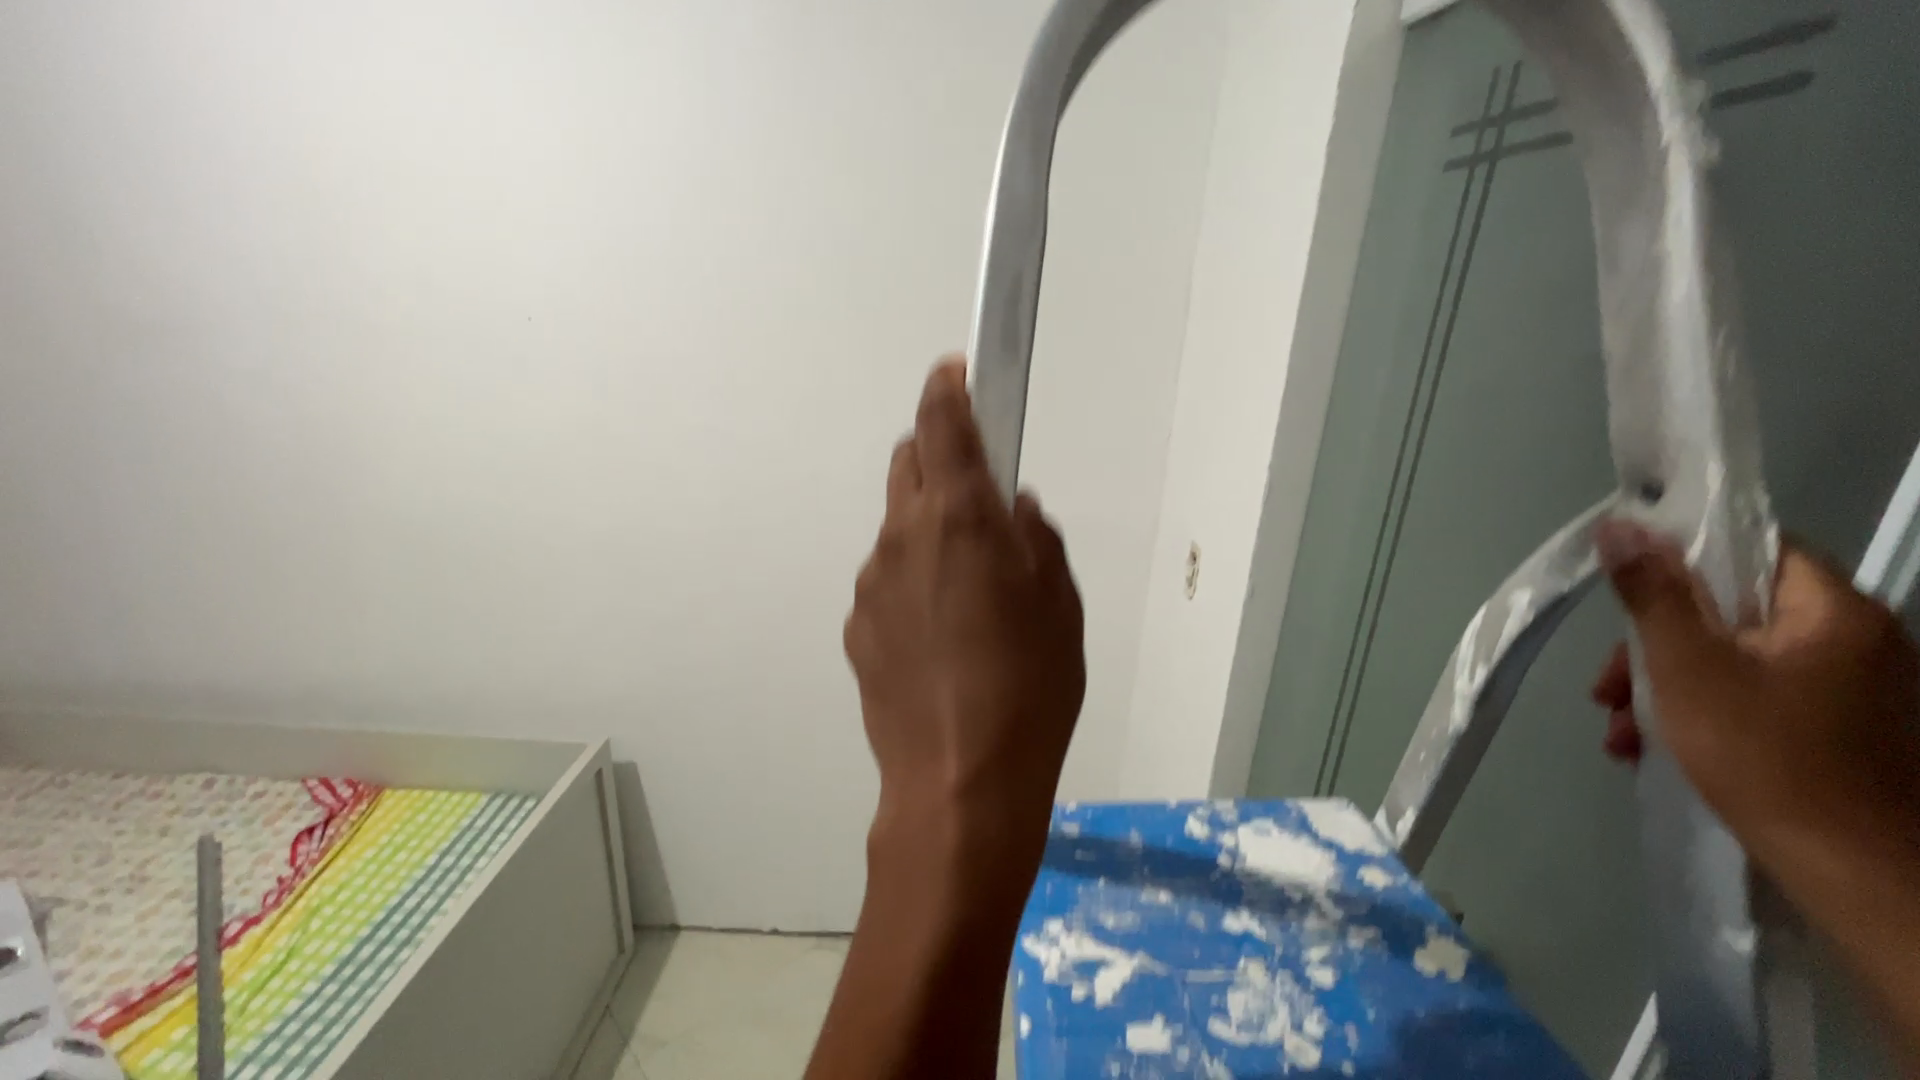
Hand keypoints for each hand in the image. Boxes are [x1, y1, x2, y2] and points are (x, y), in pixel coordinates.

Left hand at [844, 358, 1084, 881]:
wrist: (959, 783)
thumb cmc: (1030, 689)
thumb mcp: (1062, 607)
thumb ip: (1037, 540)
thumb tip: (1013, 509)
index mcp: (960, 518)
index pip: (942, 423)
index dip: (948, 388)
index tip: (957, 371)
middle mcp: (903, 537)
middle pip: (908, 465)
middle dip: (938, 460)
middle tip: (975, 499)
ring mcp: (871, 584)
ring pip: (897, 530)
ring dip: (927, 534)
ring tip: (966, 596)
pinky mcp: (856, 628)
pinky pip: (886, 583)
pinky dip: (911, 585)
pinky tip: (940, 641)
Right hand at [1591, 521, 1919, 857]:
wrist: (1861, 874)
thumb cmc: (1767, 757)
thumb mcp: (1688, 668)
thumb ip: (1653, 594)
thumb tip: (1620, 524)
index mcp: (1834, 611)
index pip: (1754, 547)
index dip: (1684, 558)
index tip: (1628, 590)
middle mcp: (1859, 639)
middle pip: (1736, 612)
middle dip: (1656, 645)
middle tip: (1607, 687)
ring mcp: (1857, 689)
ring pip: (1738, 660)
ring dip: (1668, 685)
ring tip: (1620, 731)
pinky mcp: (1845, 731)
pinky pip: (1760, 697)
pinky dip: (1705, 712)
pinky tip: (1657, 748)